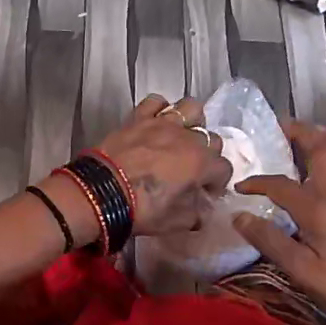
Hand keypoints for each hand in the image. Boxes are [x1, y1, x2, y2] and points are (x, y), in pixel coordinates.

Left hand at [80, 94, 232, 235]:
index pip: (223, 169)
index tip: (206, 194)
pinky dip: (159, 109)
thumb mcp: (176, 222)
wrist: (101, 194)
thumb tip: (201, 212)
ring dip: (192, 122)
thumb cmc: (143, 210)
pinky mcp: (138, 118)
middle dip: (207, 155)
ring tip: (181, 138)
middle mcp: (187, 138)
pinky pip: (155, 102)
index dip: (217, 184)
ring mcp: (162, 124)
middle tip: (192, 170)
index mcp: (201, 163)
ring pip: (190, 109)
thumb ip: (196, 215)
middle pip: (211, 139)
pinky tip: (156, 122)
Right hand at [233, 121, 325, 321]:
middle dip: (302, 132)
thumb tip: (239, 216)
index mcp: (319, 209)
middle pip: (325, 148)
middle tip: (282, 127)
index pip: (281, 185)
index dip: (258, 182)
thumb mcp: (298, 268)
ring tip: (307, 142)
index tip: (241, 187)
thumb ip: (269, 240)